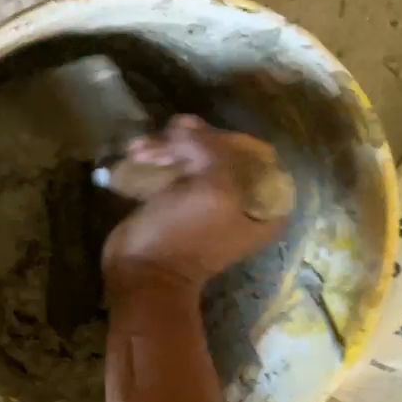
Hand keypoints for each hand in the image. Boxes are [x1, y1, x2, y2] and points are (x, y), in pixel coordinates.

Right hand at [102, 115, 286, 293]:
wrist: (143, 277)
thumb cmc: (182, 236)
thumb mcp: (212, 188)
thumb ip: (211, 148)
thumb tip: (185, 125)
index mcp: (266, 202)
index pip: (252, 150)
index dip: (220, 137)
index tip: (189, 136)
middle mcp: (243, 200)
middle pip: (219, 152)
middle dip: (185, 142)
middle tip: (156, 142)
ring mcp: (209, 203)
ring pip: (192, 158)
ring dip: (164, 148)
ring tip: (137, 150)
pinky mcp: (178, 206)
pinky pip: (173, 172)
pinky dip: (155, 161)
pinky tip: (135, 157)